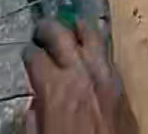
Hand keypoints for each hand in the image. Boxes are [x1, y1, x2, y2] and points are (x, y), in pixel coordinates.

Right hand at [23, 18, 135, 133]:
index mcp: (56, 89)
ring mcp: (104, 75)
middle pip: (60, 35)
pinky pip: (107, 54)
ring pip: (90, 34)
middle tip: (40, 30)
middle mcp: (80, 73)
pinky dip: (96, 46)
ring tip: (69, 26)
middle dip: (47, 29)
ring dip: (76, 28)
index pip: (36, 58)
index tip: (26, 54)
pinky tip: (91, 49)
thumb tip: (34, 103)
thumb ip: (34, 121)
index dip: (28, 54)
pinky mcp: (121, 85)